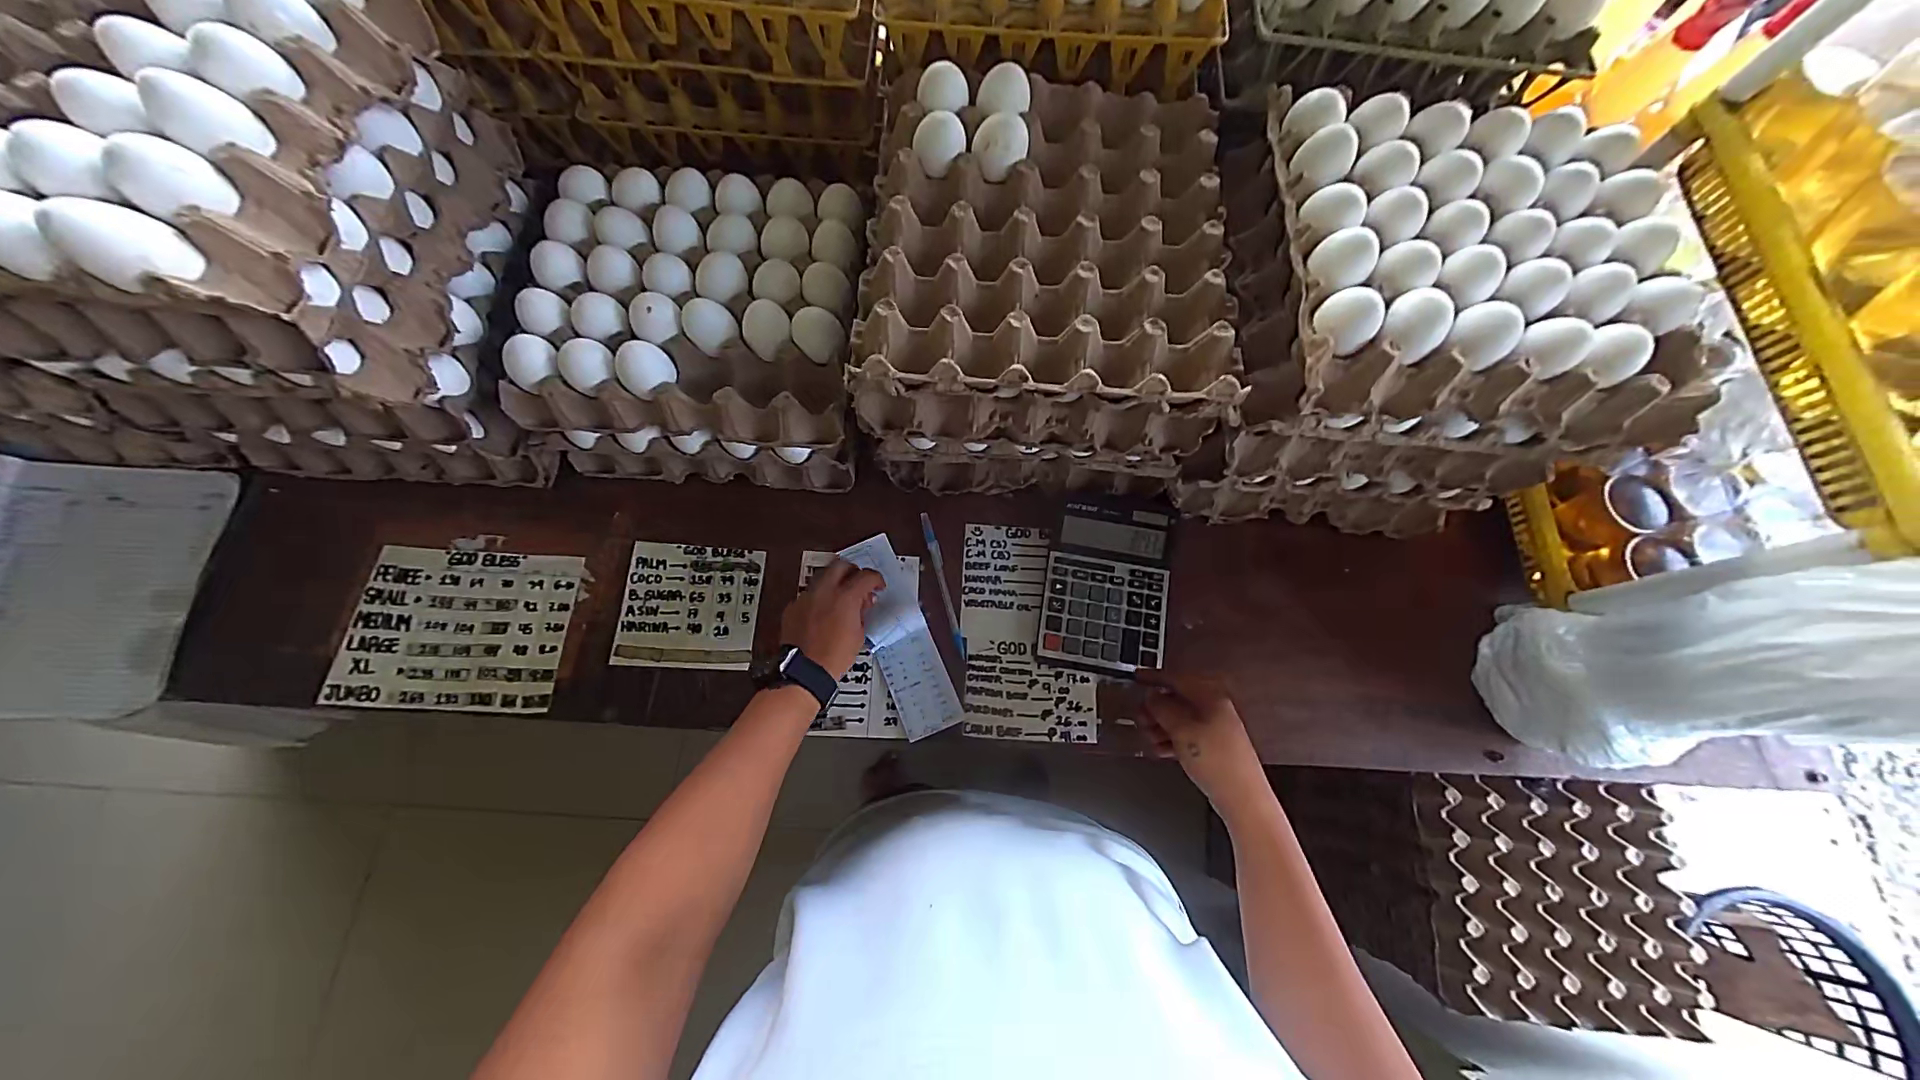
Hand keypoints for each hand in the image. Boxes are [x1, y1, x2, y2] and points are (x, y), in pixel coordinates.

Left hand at [780, 559, 884, 679]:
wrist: (805, 671)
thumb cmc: (832, 658)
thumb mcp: (858, 635)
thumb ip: (862, 613)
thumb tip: (863, 605)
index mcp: (845, 598)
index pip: (866, 576)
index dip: (875, 579)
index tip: (877, 585)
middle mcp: (824, 592)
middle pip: (841, 565)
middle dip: (853, 571)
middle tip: (859, 580)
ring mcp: (806, 598)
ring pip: (822, 576)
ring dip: (834, 582)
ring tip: (840, 595)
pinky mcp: (793, 607)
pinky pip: (808, 594)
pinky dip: (818, 598)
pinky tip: (822, 610)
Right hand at [1136, 671, 1271, 819]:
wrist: (1241, 797)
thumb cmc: (1221, 764)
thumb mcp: (1181, 730)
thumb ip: (1162, 709)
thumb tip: (1152, 697)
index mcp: (1211, 697)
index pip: (1178, 678)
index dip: (1155, 678)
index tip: (1139, 677)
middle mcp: (1216, 709)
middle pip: (1178, 700)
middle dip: (1155, 708)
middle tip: (1141, 715)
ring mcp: (1217, 728)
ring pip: (1181, 719)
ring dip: (1161, 726)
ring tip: (1149, 735)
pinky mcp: (1215, 746)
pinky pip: (1188, 735)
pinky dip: (1172, 739)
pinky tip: (1161, 748)